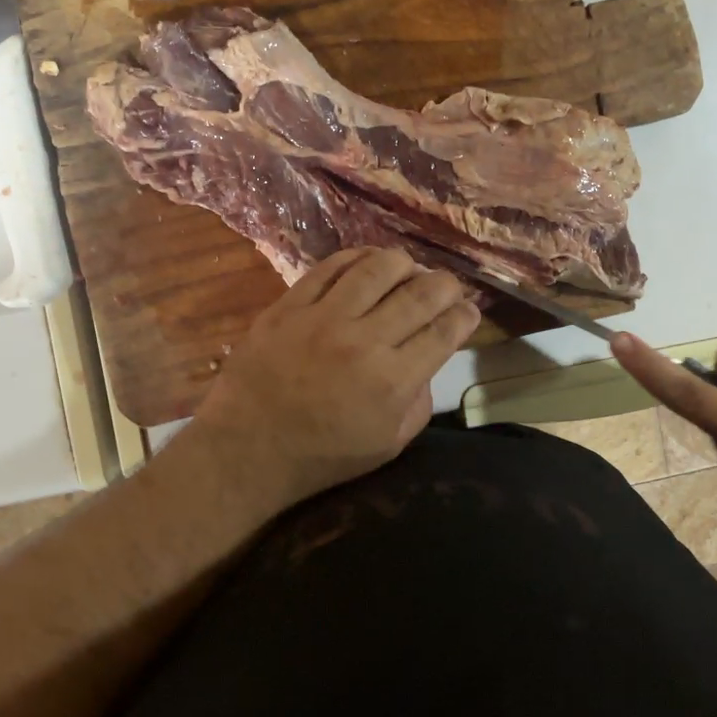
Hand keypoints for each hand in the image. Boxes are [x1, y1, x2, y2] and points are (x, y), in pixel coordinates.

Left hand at [186, 248, 482, 510]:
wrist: (246, 450)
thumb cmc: (321, 457)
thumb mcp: (387, 446)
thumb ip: (418, 404)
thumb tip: (427, 363)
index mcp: (393, 382)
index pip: (444, 332)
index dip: (466, 315)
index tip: (470, 310)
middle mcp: (365, 341)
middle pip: (421, 294)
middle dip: (446, 285)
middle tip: (449, 287)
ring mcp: (324, 318)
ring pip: (379, 268)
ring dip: (404, 264)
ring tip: (409, 270)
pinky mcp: (290, 306)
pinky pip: (330, 267)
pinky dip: (357, 258)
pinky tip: (368, 263)